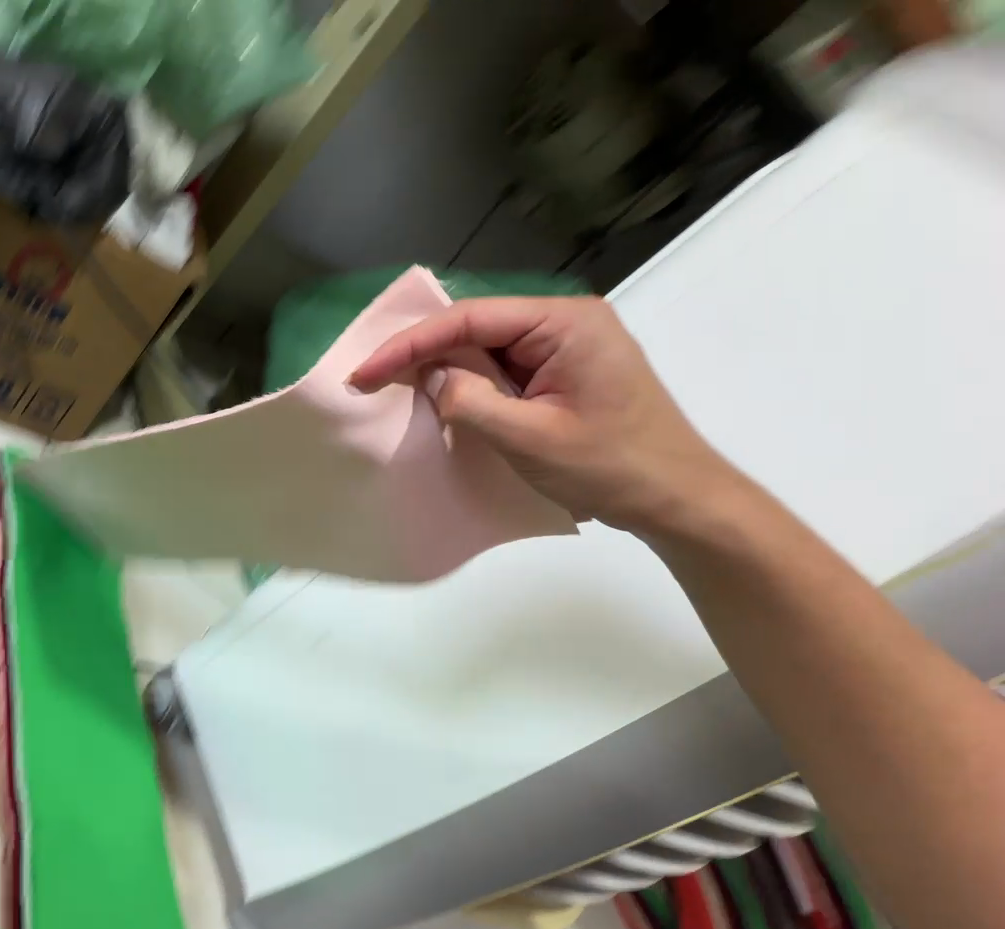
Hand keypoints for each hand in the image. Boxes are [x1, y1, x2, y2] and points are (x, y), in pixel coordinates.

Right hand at [348, 295, 746, 535]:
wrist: (676, 498)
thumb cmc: (611, 466)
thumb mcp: (530, 438)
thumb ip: (470, 401)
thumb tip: (429, 378)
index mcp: (565, 323)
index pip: (470, 318)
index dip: (409, 344)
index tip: (364, 373)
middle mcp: (564, 323)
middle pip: (474, 326)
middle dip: (419, 352)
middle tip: (368, 380)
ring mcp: (563, 348)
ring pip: (483, 348)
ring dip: (438, 368)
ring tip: (389, 388)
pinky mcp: (559, 374)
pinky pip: (499, 369)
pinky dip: (463, 384)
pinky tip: (434, 397)